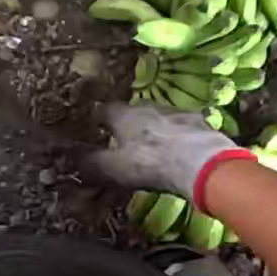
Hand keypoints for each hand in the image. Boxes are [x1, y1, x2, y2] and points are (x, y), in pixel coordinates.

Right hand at [87, 103, 239, 202]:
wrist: (201, 162)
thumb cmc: (151, 164)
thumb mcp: (115, 168)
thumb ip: (93, 163)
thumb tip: (75, 158)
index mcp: (125, 116)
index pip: (105, 110)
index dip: (98, 119)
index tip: (95, 127)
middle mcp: (151, 106)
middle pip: (135, 110)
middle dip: (130, 122)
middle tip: (126, 137)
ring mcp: (178, 112)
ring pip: (162, 115)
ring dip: (157, 126)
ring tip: (156, 143)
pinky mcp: (201, 122)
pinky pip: (185, 126)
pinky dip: (181, 134)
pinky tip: (184, 147)